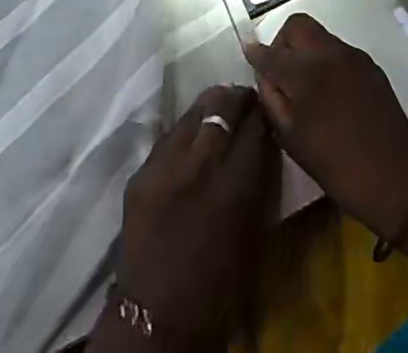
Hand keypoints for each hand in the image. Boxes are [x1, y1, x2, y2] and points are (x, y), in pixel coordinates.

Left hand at [111, 85, 275, 346]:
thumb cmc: (217, 289)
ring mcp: (162, 169)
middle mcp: (196, 170)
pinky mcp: (140, 175)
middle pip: (218, 116)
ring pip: (189, 120)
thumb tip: (256, 148)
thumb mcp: (248, 235)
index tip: (268, 103)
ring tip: (221, 95)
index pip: (250, 136)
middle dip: (235, 100)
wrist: (157, 316)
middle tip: (246, 91)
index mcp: (232, 192)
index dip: (261, 116)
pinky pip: (165, 140)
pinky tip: (192, 124)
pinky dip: (184, 128)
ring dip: (208, 105)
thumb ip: (251, 186)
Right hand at [244, 14, 407, 239]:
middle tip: (280, 71)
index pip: (268, 51)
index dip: (254, 54)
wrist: (399, 182)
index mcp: (304, 73)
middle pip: (297, 26)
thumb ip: (271, 98)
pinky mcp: (371, 68)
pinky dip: (325, 60)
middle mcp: (328, 54)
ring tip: (305, 84)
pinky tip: (328, 90)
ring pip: (319, 36)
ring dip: (305, 50)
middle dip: (282, 42)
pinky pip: (338, 51)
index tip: (249, 58)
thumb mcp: (290, 137)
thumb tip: (264, 76)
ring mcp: (354, 58)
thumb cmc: (336, 166)